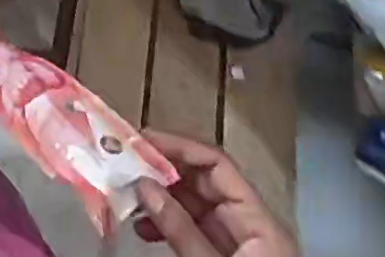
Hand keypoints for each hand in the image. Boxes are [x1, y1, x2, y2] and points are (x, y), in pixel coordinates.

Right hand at [134, 130, 297, 256]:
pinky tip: (142, 227)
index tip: (139, 140)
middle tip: (124, 165)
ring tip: (128, 196)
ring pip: (191, 204)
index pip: (217, 163)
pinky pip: (191, 228)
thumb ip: (181, 228)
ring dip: (158, 197)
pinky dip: (165, 222)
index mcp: (260, 221)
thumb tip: (142, 183)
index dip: (178, 146)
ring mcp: (236, 243)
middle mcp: (248, 224)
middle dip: (160, 171)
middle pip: (201, 180)